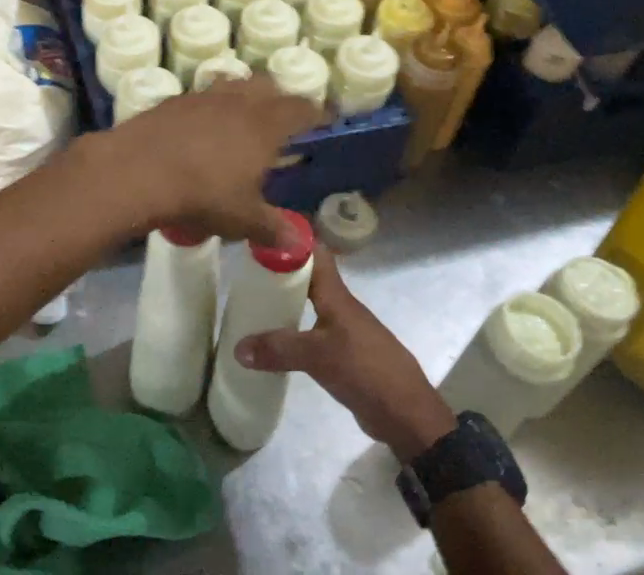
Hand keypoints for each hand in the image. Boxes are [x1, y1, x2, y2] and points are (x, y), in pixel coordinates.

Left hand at [69, 76, 321, 248]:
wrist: (136, 171)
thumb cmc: (202, 194)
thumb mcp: (242, 219)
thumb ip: (273, 228)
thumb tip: (299, 244)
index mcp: (266, 124)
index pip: (302, 109)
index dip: (317, 113)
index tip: (325, 120)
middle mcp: (238, 101)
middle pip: (269, 86)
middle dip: (281, 99)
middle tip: (285, 119)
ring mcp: (203, 97)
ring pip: (234, 84)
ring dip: (245, 96)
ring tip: (244, 117)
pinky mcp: (173, 101)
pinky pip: (203, 96)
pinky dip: (212, 106)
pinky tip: (203, 127)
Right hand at [235, 247, 456, 459]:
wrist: (406, 412)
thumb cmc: (364, 370)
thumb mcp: (317, 356)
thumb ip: (278, 349)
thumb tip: (238, 347)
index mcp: (337, 297)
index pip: (316, 254)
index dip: (293, 239)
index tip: (263, 231)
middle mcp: (341, 308)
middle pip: (310, 278)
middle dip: (282, 270)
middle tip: (247, 269)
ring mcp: (344, 331)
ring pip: (311, 305)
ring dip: (287, 300)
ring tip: (254, 301)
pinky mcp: (345, 355)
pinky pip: (313, 333)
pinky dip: (294, 330)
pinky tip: (275, 341)